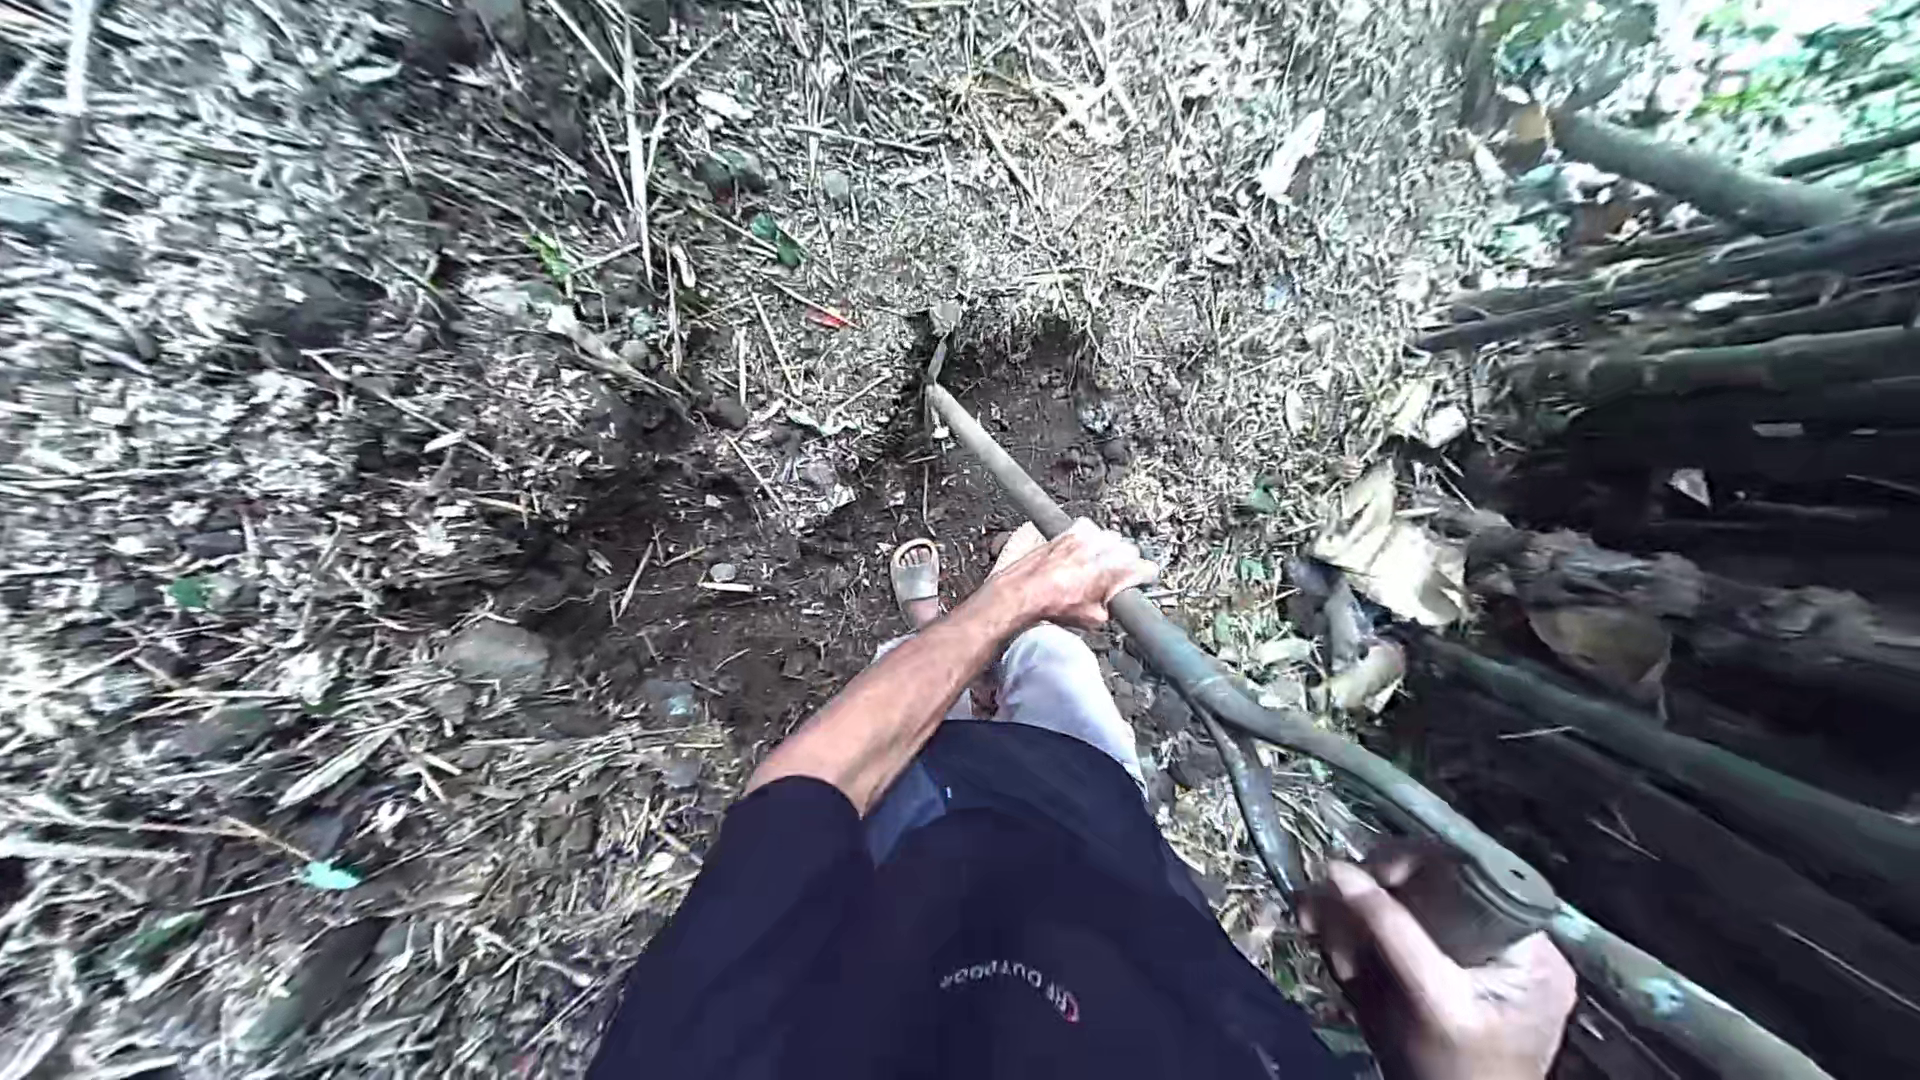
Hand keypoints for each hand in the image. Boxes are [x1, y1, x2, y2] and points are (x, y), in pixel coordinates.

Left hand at [989, 519, 1156, 628]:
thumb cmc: (1052, 605)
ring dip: (1108, 549)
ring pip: (1110, 536)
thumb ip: (1111, 607)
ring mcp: (1085, 538)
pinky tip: (1082, 550)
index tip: (1142, 581)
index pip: (1148, 568)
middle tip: (1116, 576)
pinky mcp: (1068, 532)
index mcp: (1115, 571)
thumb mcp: (1092, 619)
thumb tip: (1113, 604)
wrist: (1024, 592)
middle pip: (1130, 549)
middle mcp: (1103, 550)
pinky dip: (1089, 537)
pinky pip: (1088, 528)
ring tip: (1098, 564)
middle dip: (1126, 562)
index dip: (1146, 577)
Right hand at [1301, 858, 1575, 1079]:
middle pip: (1413, 878)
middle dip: (1366, 898)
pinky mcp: (1415, 953)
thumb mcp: (1434, 1002)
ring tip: (1334, 952)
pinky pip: (1369, 918)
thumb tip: (1336, 868)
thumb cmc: (1460, 1073)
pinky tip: (1330, 950)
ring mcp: (1449, 942)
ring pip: (1382, 895)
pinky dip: (1341, 927)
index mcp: (1523, 945)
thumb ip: (1392, 931)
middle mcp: (1489, 932)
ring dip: (1345, 915)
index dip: (1412, 863)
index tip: (1374, 878)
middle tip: (1338, 923)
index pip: (1464, 869)